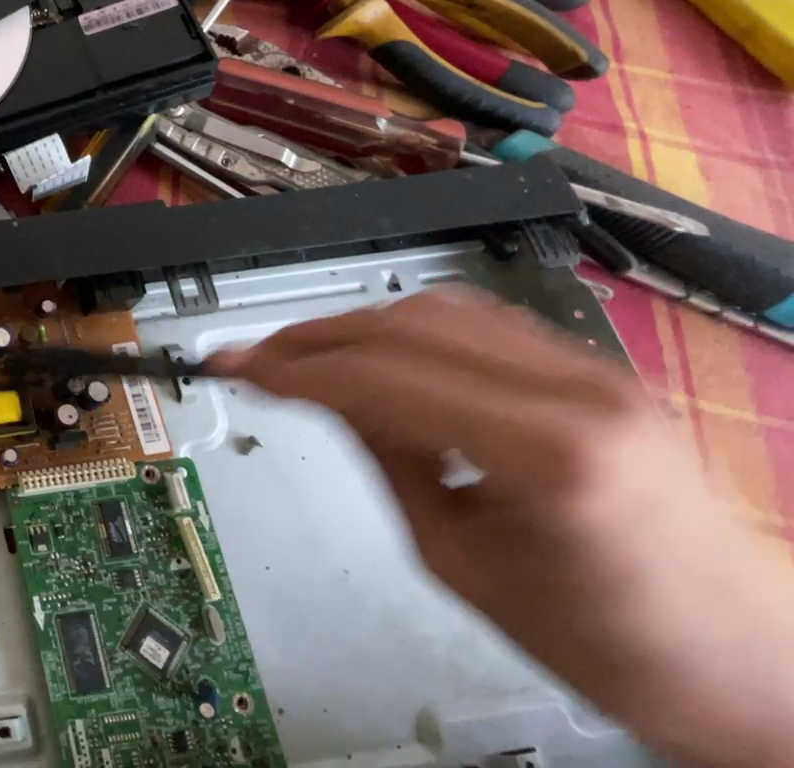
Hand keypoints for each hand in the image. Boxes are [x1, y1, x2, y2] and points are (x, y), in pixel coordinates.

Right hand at [213, 288, 793, 767]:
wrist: (741, 661)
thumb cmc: (596, 639)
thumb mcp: (454, 557)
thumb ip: (385, 457)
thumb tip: (322, 396)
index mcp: (547, 454)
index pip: (381, 378)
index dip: (290, 369)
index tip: (229, 366)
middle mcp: (578, 391)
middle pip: (407, 327)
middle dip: (313, 337)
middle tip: (253, 358)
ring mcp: (596, 371)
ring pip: (439, 310)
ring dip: (356, 325)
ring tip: (301, 354)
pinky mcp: (597, 371)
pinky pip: (480, 323)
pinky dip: (409, 329)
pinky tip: (373, 352)